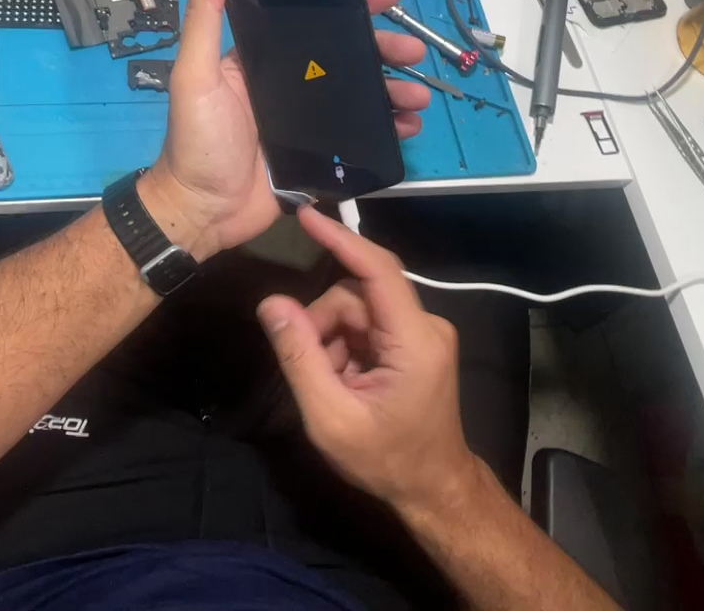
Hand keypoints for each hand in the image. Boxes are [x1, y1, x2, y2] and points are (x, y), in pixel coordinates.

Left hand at [141, 0, 430, 257]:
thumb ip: (204, 18)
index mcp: (263, 59)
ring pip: (360, 94)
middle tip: (413, 50)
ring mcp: (307, 120)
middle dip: (384, 48)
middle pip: (347, 56)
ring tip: (418, 94)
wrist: (202, 212)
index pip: (313, 20)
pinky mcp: (319, 154)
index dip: (351, 3)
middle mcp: (290, 83)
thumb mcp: (195, 74)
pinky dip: (387, 128)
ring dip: (393, 89)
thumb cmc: (196, 140)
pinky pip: (361, 135)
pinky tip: (408, 126)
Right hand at [256, 207, 483, 514]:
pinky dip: (343, 345)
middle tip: (307, 367)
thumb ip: (299, 357)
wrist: (433, 490)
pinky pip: (365, 322)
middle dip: (322, 322)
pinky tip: (344, 379)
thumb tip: (271, 303)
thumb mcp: (330, 418)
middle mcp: (425, 324)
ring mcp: (422, 331)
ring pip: (356, 307)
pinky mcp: (413, 339)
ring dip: (331, 338)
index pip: (377, 270)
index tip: (306, 214)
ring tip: (331, 383)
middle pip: (355, 293)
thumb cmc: (386, 461)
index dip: (341, 239)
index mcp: (415, 341)